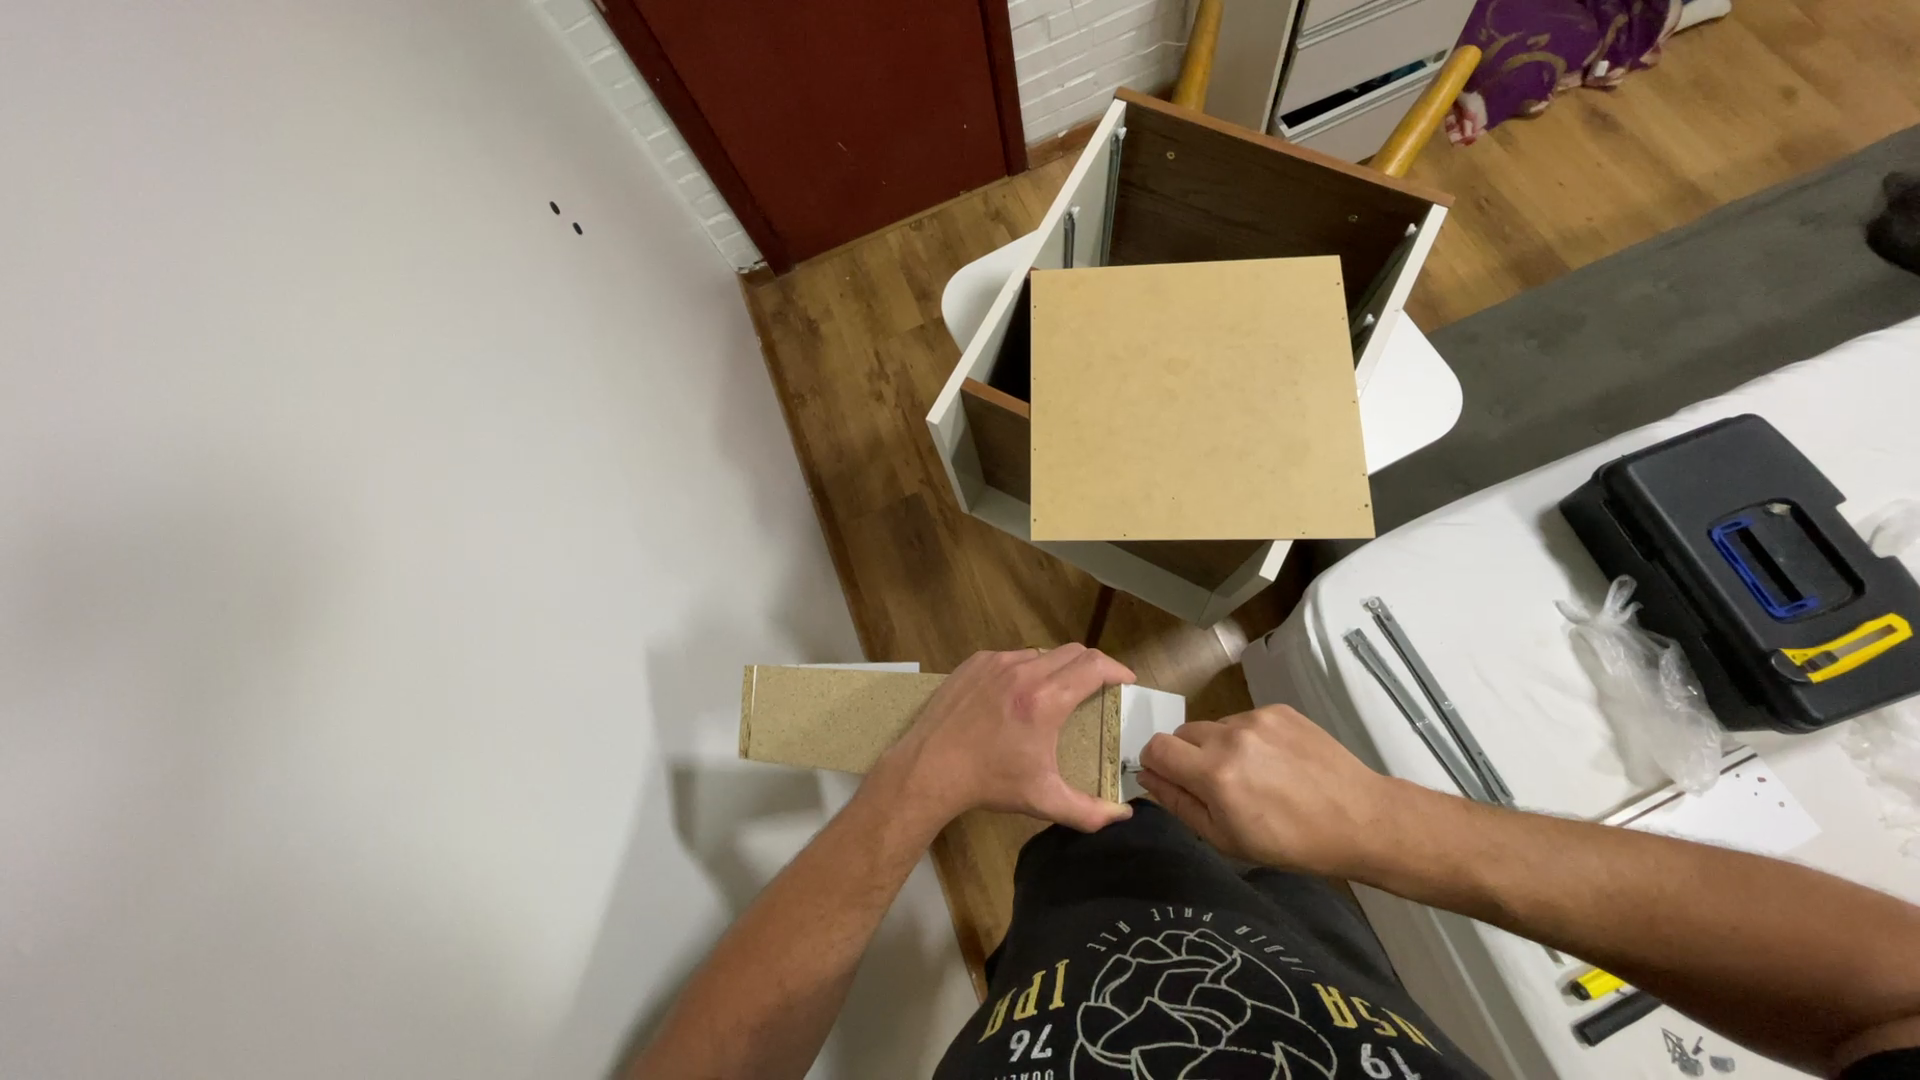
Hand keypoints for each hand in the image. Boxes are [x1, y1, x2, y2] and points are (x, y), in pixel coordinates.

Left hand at [871, 646, 1136, 832]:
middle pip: (1072, 653)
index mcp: (1045, 700)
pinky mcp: (973, 663)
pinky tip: (1019, 694)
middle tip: (1099, 686)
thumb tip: (1123, 815)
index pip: (1094, 666)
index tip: (1125, 680)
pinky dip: (1025, 669)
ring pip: (1040, 654)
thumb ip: (1089, 811)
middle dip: (1092, 666)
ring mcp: (995, 663)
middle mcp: (1023, 672)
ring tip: (1058, 693)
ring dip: (1057, 668)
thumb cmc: (989, 783)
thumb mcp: (1043, 799)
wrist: (929, 768)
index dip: (1117, 669)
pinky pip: (1011, 657)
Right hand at [1136, 705, 1415, 876]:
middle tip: (1217, 785)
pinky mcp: (1278, 710)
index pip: (1156, 747)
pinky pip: (1243, 720)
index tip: (1172, 780)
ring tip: (1252, 775)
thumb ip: (1179, 804)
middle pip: (1181, 733)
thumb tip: (1147, 776)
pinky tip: (1274, 762)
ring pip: (1213, 726)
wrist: (1361, 820)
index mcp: (1214, 774)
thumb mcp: (1226, 839)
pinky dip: (1247, 739)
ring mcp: (1256, 719)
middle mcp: (1230, 737)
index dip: (1156, 763)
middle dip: (1187, 757)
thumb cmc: (1291, 842)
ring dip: (1218, 747)